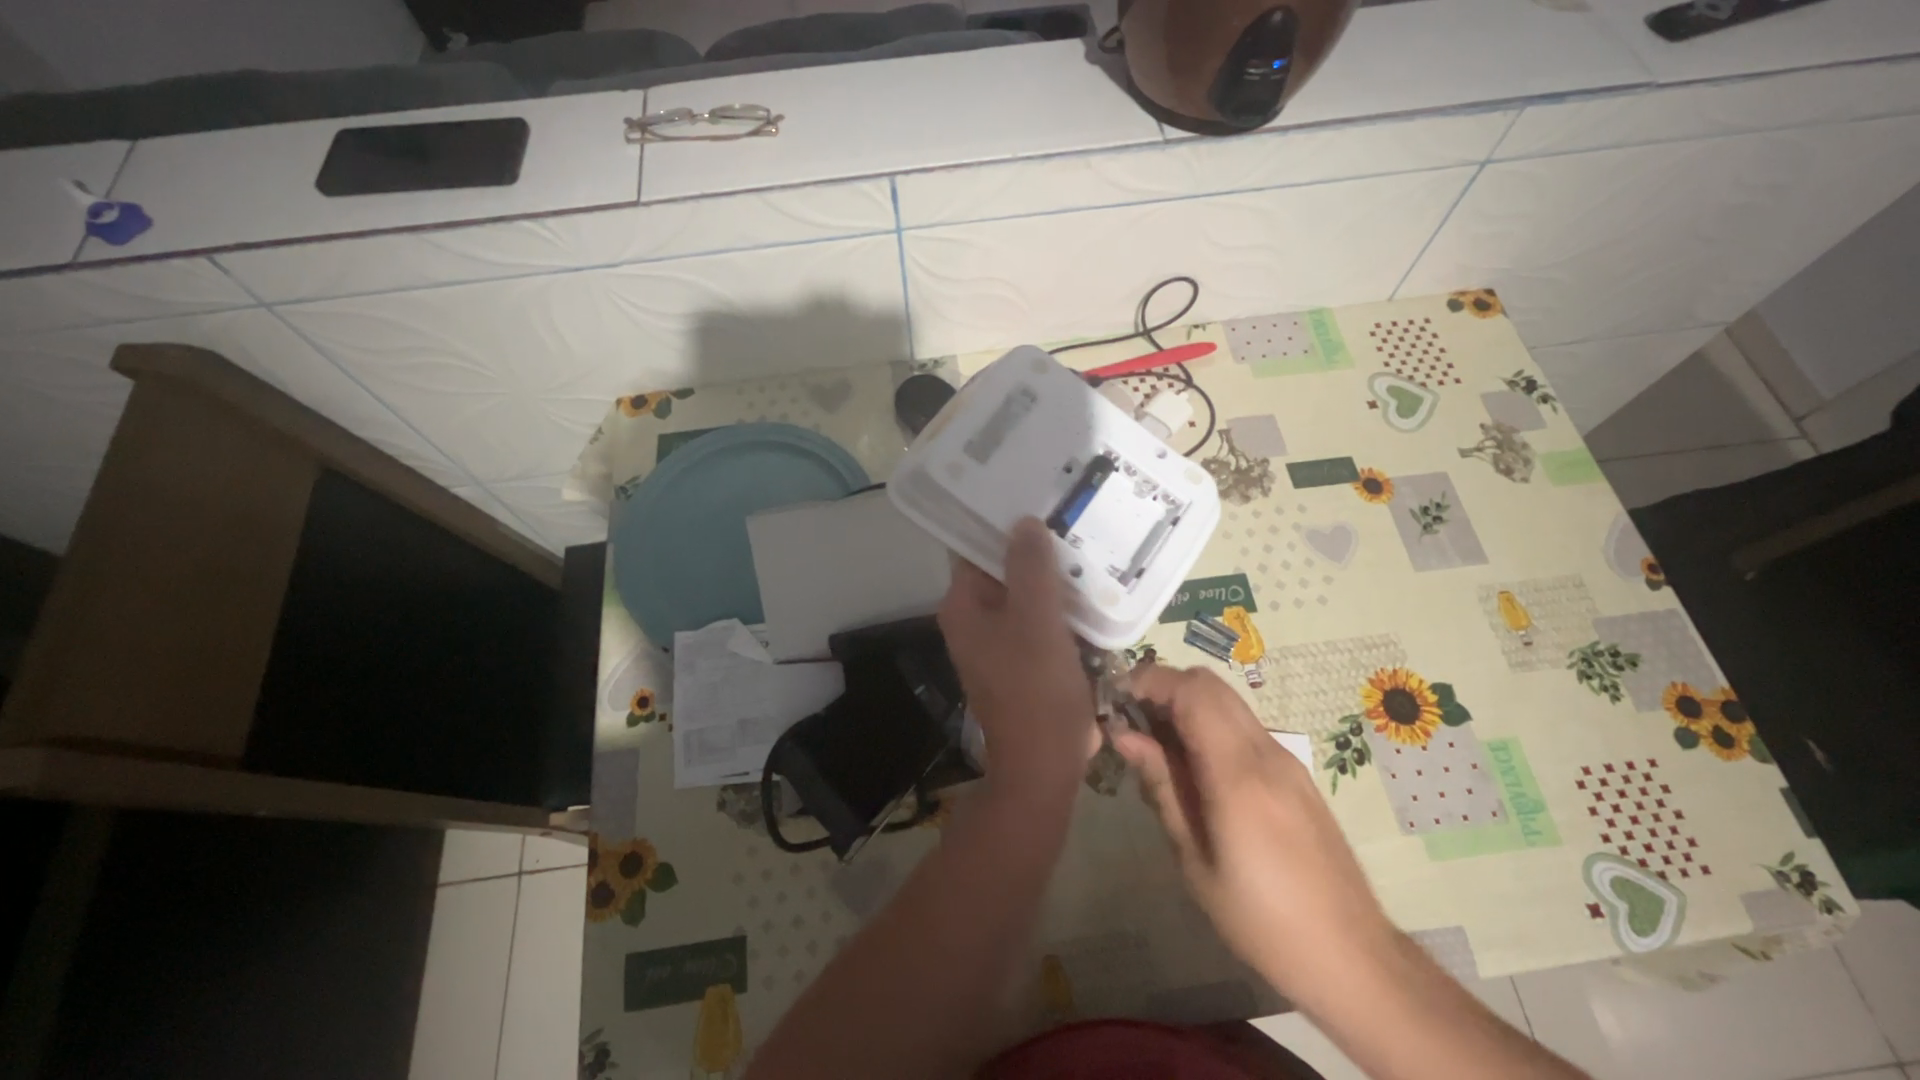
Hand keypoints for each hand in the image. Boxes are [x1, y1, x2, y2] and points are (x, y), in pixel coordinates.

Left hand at [938, 518, 1099, 799]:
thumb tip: (1023, 522)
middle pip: (1003, 570)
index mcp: (963, 606)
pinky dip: (1064, 606)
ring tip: (1088, 540)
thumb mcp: (1036, 620)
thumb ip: (1030, 567)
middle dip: (1035, 547)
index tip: (1032, 491)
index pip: (973, 548)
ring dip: (1054, 576)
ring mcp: (1002, 642)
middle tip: (1072, 512)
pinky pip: (1044, 621)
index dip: (1000, 521)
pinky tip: (1094, 587)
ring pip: (1027, 595)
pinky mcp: (1028, 660)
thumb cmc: (1035, 688)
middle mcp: (976, 620)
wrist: (1045, 763)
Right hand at [1111, 665, 1395, 998]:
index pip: (1193, 692)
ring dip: (1189, 708)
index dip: (1150, 681)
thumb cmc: (1259, 919)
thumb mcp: (1195, 859)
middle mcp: (1268, 753)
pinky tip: (1194, 771)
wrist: (1348, 953)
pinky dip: (1212, 729)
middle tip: (1129, 721)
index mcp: (1239, 773)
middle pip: (1212, 687)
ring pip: (1230, 705)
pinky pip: (1246, 731)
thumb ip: (1162, 788)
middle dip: (1165, 689)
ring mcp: (1288, 762)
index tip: (1115, 698)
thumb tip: (1125, 737)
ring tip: (1155, 748)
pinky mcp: (1298, 778)